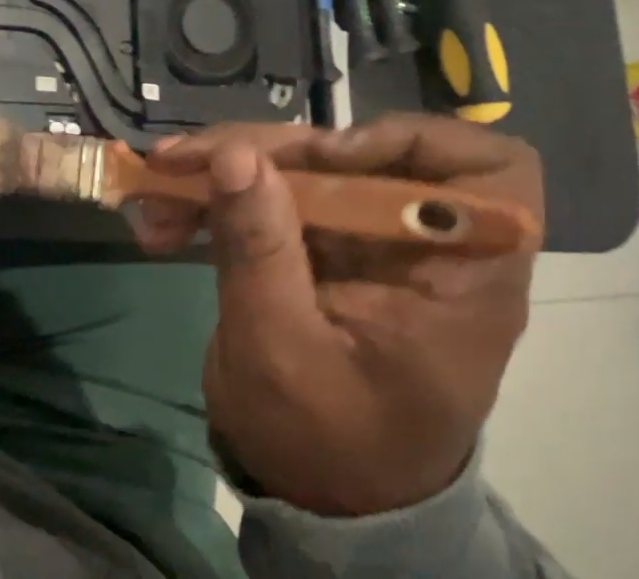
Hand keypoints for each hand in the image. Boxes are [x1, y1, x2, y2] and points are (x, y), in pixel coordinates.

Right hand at [138, 115, 543, 516]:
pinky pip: (263, 204)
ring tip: (153, 194)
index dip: (409, 142)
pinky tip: (160, 222)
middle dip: (262, 151)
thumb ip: (260, 248)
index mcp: (456, 277)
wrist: (317, 497)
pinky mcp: (313, 255)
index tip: (328, 156)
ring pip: (297, 174)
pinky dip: (211, 203)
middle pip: (354, 159)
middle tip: (181, 161)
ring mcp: (360, 249)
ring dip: (219, 175)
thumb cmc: (324, 440)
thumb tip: (234, 153)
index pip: (485, 171)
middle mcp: (414, 248)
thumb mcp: (281, 347)